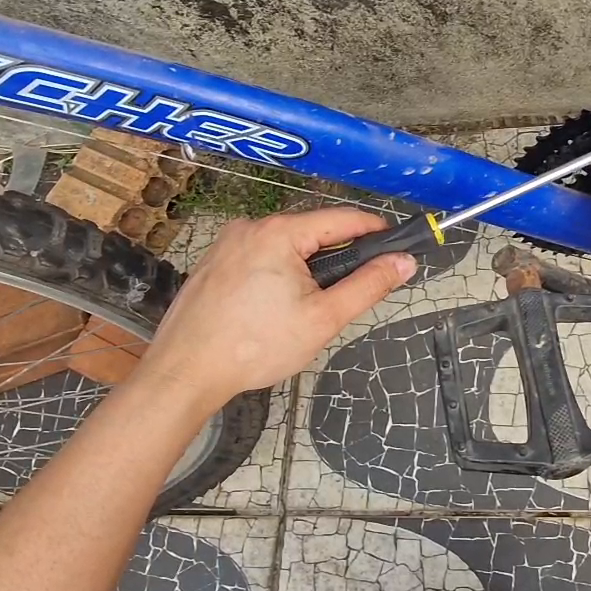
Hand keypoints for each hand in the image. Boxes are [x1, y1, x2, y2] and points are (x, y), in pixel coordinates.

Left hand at [132, 209, 414, 415]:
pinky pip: (260, 258)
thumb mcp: (324, 318)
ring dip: (307, 269)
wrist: (186, 372)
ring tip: (310, 310)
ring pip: (286, 247)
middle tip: (351, 293)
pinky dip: (278, 275)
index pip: (343, 219)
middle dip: (337, 258)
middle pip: (312, 232)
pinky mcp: (213, 263)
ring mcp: (228, 243)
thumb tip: (404, 262)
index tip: (398, 246)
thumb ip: (368, 285)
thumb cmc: (257, 346)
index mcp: (280, 232)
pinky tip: (275, 310)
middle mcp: (251, 227)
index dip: (376, 231)